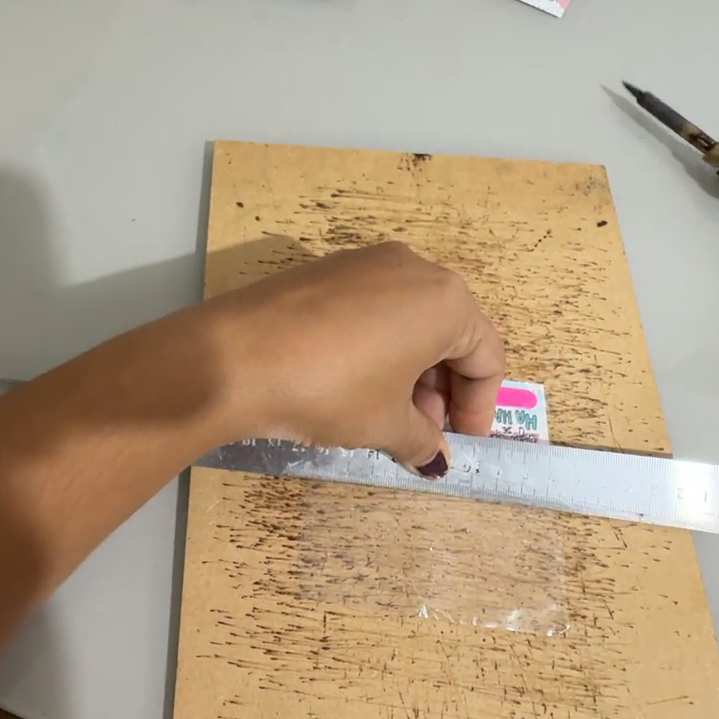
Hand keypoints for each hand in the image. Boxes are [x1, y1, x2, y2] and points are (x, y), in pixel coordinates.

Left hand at [195, 242, 505, 477]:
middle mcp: (411, 267)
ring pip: (408, 318)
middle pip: (448, 332)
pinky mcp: (325, 268)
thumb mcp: (384, 423)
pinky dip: (376, 344)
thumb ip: (422, 439)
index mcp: (444, 299)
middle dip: (441, 388)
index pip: (486, 356)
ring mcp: (364, 262)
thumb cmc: (330, 388)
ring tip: (385, 413)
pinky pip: (371, 308)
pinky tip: (351, 381)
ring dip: (409, 368)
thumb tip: (434, 456)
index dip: (479, 407)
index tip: (462, 442)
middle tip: (420, 432)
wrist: (233, 356)